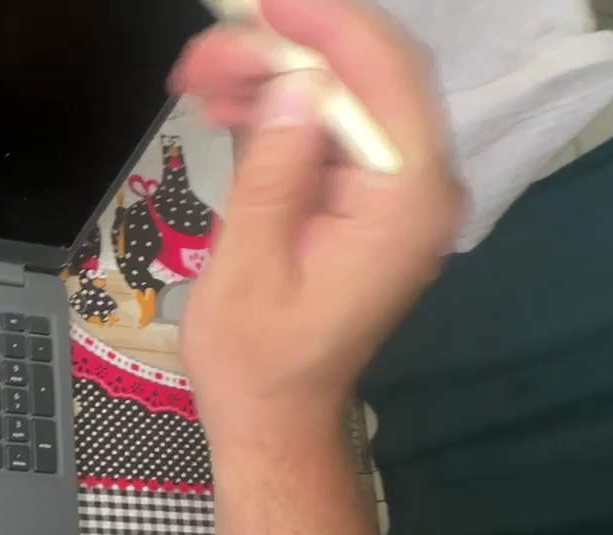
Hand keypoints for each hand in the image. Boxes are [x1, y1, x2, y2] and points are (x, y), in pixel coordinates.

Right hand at [172, 0, 462, 450]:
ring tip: (200, 83)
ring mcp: (391, 201)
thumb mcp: (246, 273)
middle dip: (283, 58)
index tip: (262, 7)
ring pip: (340, 111)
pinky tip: (232, 116)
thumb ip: (272, 180)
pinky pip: (328, 147)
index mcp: (398, 205)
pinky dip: (281, 126)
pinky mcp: (362, 212)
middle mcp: (413, 191)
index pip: (378, 81)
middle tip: (201, 58)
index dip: (323, 31)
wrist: (273, 416)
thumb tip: (291, 92)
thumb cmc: (253, 363)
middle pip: (361, 86)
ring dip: (274, 87)